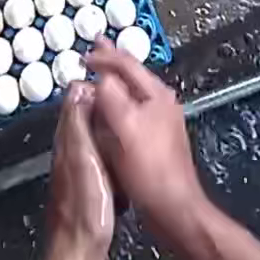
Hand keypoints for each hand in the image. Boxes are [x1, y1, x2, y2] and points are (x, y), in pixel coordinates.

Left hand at [40, 83, 115, 259]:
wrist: (80, 250)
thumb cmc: (84, 206)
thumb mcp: (83, 154)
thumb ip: (79, 120)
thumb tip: (80, 85)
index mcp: (67, 136)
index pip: (76, 96)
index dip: (94, 86)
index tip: (112, 82)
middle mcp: (69, 148)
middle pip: (85, 114)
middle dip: (104, 107)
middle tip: (123, 103)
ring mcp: (78, 167)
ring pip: (94, 136)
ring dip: (109, 131)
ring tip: (126, 129)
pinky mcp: (88, 184)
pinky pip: (101, 159)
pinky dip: (112, 155)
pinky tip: (123, 161)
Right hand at [83, 40, 208, 240]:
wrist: (175, 209)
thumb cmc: (150, 168)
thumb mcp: (125, 127)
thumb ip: (111, 96)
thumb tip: (99, 78)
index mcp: (155, 94)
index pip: (126, 63)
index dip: (104, 56)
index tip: (84, 55)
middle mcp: (160, 102)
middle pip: (131, 74)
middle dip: (110, 63)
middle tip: (92, 51)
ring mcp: (160, 121)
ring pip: (130, 92)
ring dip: (111, 83)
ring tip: (95, 78)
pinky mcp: (155, 140)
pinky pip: (130, 111)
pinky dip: (115, 104)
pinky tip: (106, 111)